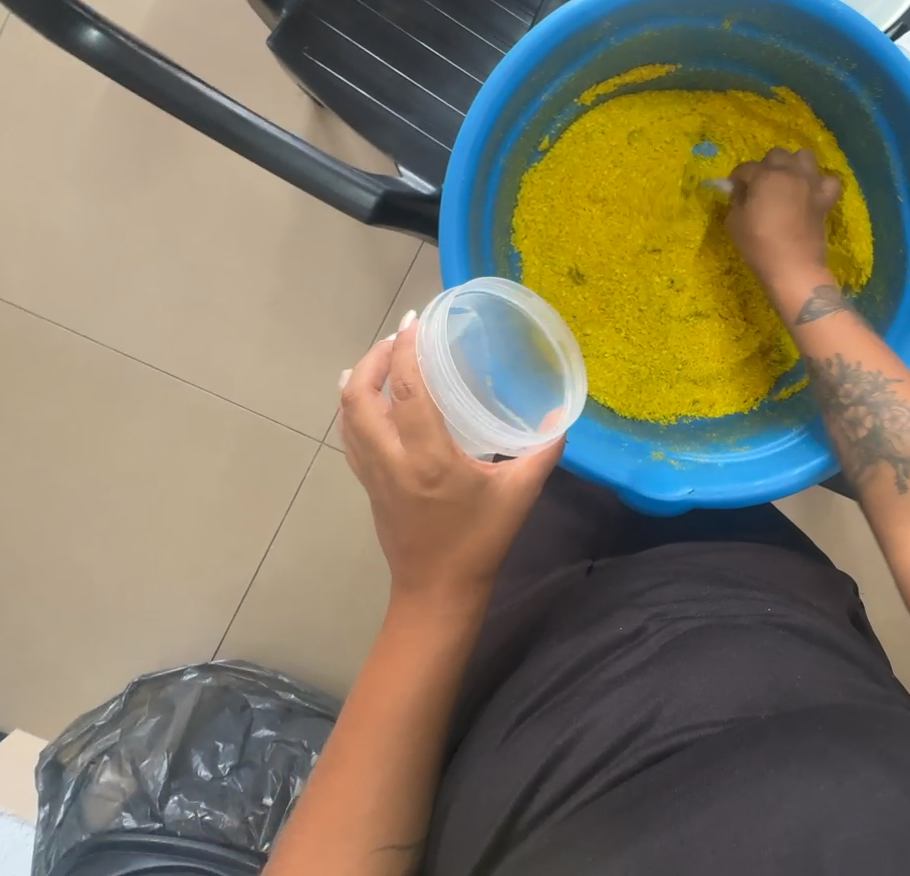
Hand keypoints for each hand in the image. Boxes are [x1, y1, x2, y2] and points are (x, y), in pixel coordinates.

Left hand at [336, 316, 565, 609]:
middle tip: (400, 335)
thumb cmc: (482, 540)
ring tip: (383, 355)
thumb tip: (561, 417)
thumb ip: (544, 452)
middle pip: (360, 396)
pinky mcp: (368, 484)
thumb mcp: (521, 494)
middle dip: (374, 357)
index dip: (406, 350)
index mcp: (430, 458)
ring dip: (359, 378)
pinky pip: (351, 434)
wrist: (438, 590)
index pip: (407, 391)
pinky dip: (353, 406)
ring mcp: (374, 473)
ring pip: (348, 414)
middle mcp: (393, 460)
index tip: (415, 320)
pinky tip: (364, 395)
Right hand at [725, 146, 842, 291]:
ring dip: (794, 165)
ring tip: (788, 183)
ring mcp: (810, 183)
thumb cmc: (758, 245)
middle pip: (777, 155)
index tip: (734, 191)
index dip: (737, 179)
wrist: (793, 266)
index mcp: (764, 176)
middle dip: (766, 166)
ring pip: (805, 157)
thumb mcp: (734, 222)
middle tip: (761, 187)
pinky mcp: (825, 198)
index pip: (745, 168)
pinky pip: (829, 180)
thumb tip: (742, 192)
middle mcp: (789, 172)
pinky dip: (821, 183)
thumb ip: (736, 201)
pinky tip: (812, 193)